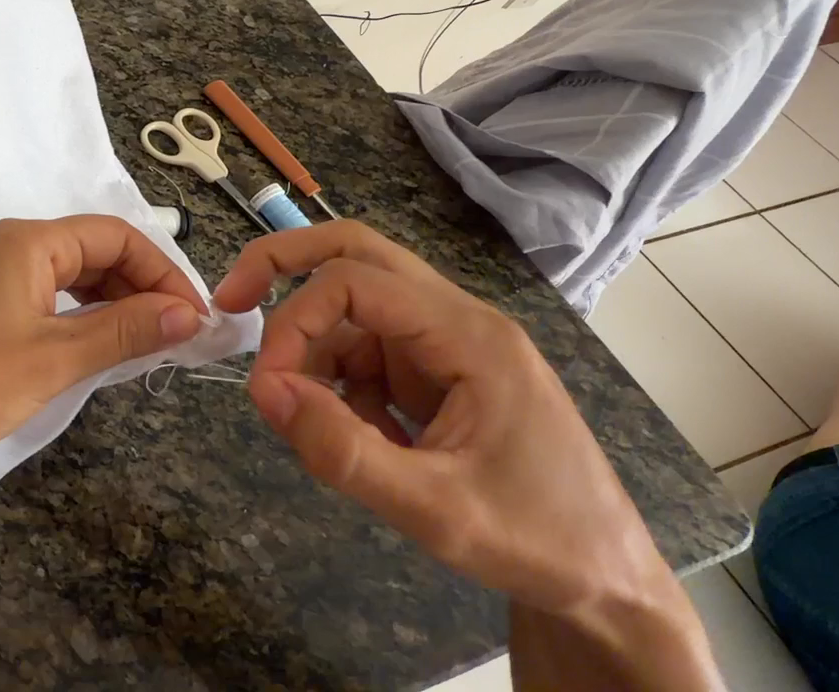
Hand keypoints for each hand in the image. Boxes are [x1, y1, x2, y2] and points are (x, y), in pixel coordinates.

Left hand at [0, 215, 205, 467]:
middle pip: (95, 252)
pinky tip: (100, 349)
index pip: (115, 236)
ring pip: (72, 278)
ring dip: (114, 306)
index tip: (194, 318)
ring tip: (150, 346)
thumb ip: (124, 331)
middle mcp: (11, 247)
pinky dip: (80, 319)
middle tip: (179, 337)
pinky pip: (47, 300)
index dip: (163, 272)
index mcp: (29, 243)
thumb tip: (188, 314)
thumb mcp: (54, 358)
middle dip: (142, 289)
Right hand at [214, 221, 682, 620]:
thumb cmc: (536, 542)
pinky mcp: (432, 373)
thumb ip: (341, 450)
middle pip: (356, 252)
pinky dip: (332, 381)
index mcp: (469, 336)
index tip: (266, 388)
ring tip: (305, 418)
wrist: (607, 585)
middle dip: (283, 266)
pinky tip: (350, 433)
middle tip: (230, 300)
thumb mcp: (433, 510)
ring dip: (310, 348)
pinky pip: (361, 351)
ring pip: (349, 308)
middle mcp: (455, 322)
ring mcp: (443, 345)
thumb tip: (262, 391)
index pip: (354, 282)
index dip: (293, 321)